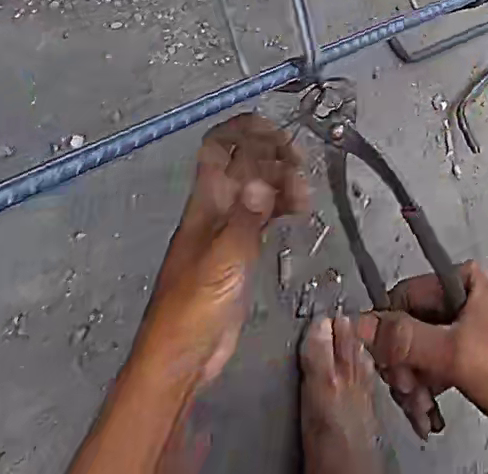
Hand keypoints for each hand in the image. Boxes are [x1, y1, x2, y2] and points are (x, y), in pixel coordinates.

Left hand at [138, 114, 310, 381]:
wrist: (181, 358)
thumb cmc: (193, 308)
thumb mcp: (222, 261)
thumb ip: (245, 219)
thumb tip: (262, 181)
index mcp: (205, 202)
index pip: (218, 146)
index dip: (243, 129)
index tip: (276, 130)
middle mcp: (217, 208)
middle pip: (244, 163)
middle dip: (272, 154)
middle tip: (300, 163)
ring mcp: (229, 229)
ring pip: (258, 188)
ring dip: (282, 181)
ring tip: (306, 192)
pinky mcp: (241, 252)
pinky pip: (264, 215)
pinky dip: (282, 205)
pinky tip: (300, 207)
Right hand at [357, 262, 487, 455]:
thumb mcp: (458, 353)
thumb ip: (407, 339)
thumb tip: (360, 323)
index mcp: (461, 281)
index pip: (404, 296)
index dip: (388, 331)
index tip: (386, 365)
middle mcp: (462, 299)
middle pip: (409, 326)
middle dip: (402, 364)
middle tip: (408, 392)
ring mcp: (468, 330)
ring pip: (419, 351)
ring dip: (413, 383)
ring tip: (420, 411)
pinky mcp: (472, 359)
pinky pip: (435, 368)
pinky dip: (426, 391)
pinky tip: (428, 414)